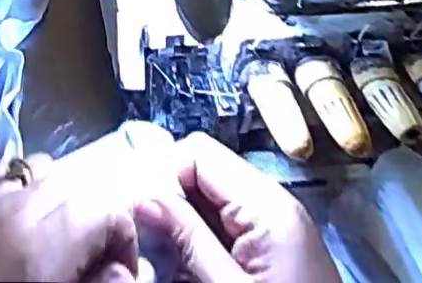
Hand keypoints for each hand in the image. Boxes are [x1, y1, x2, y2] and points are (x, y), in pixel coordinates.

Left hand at [0, 152, 139, 282]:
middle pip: (80, 187)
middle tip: (91, 257)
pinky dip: (22, 184)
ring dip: (60, 197)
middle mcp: (16, 209)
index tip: (119, 269)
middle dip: (93, 218)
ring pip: (46, 169)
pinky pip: (5, 170)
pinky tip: (22, 213)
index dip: (123, 237)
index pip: (106, 210)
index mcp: (40, 246)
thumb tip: (123, 272)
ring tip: (56, 236)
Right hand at [133, 133, 341, 282]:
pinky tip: (196, 269)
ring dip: (188, 223)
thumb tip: (144, 195)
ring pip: (214, 198)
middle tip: (154, 244)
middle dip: (175, 200)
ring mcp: (278, 222)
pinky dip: (207, 239)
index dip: (166, 177)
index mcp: (266, 202)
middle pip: (207, 171)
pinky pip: (231, 223)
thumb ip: (187, 239)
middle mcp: (274, 199)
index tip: (145, 216)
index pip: (198, 152)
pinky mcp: (277, 245)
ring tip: (172, 262)